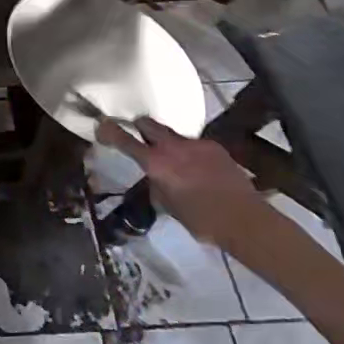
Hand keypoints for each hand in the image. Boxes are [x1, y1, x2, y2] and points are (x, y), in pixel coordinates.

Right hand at [96, 116, 260, 243]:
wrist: (243, 218)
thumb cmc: (201, 220)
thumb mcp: (169, 206)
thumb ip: (157, 186)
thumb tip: (156, 178)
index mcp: (156, 164)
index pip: (126, 141)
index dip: (110, 131)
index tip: (101, 124)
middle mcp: (173, 147)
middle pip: (149, 124)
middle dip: (141, 127)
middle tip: (140, 136)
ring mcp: (195, 144)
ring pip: (173, 134)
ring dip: (168, 143)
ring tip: (176, 163)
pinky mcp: (214, 146)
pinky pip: (194, 144)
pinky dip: (190, 153)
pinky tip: (200, 171)